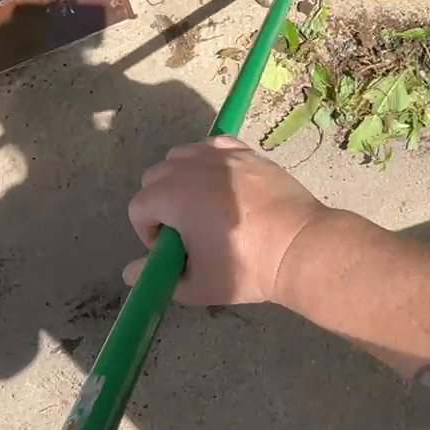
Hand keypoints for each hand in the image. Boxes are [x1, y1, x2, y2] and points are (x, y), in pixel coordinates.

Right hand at [123, 137, 332, 304]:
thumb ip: (158, 277)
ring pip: (182, 155)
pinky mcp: (248, 152)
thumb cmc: (246, 267)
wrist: (299, 245)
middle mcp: (193, 166)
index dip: (147, 232)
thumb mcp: (197, 285)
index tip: (170, 250)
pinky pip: (214, 144)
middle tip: (184, 231)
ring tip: (202, 206)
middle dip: (160, 203)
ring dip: (181, 177)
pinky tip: (222, 182)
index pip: (139, 206)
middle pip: (156, 176)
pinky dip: (209, 159)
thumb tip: (130, 274)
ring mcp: (223, 155)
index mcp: (174, 195)